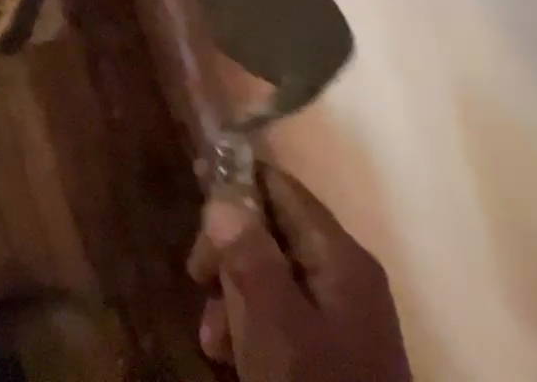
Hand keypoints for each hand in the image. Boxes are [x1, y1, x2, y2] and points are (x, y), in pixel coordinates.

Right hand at [189, 165, 410, 381]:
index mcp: (339, 258)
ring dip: (230, 295)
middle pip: (272, 231)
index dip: (238, 181)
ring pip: (268, 276)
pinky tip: (227, 353)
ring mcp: (338, 316)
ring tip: (213, 336)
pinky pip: (278, 314)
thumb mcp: (271, 322)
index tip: (193, 187)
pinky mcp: (328, 350)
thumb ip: (247, 253)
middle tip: (197, 277)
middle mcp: (343, 277)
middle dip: (228, 251)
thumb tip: (223, 196)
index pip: (283, 188)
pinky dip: (247, 325)